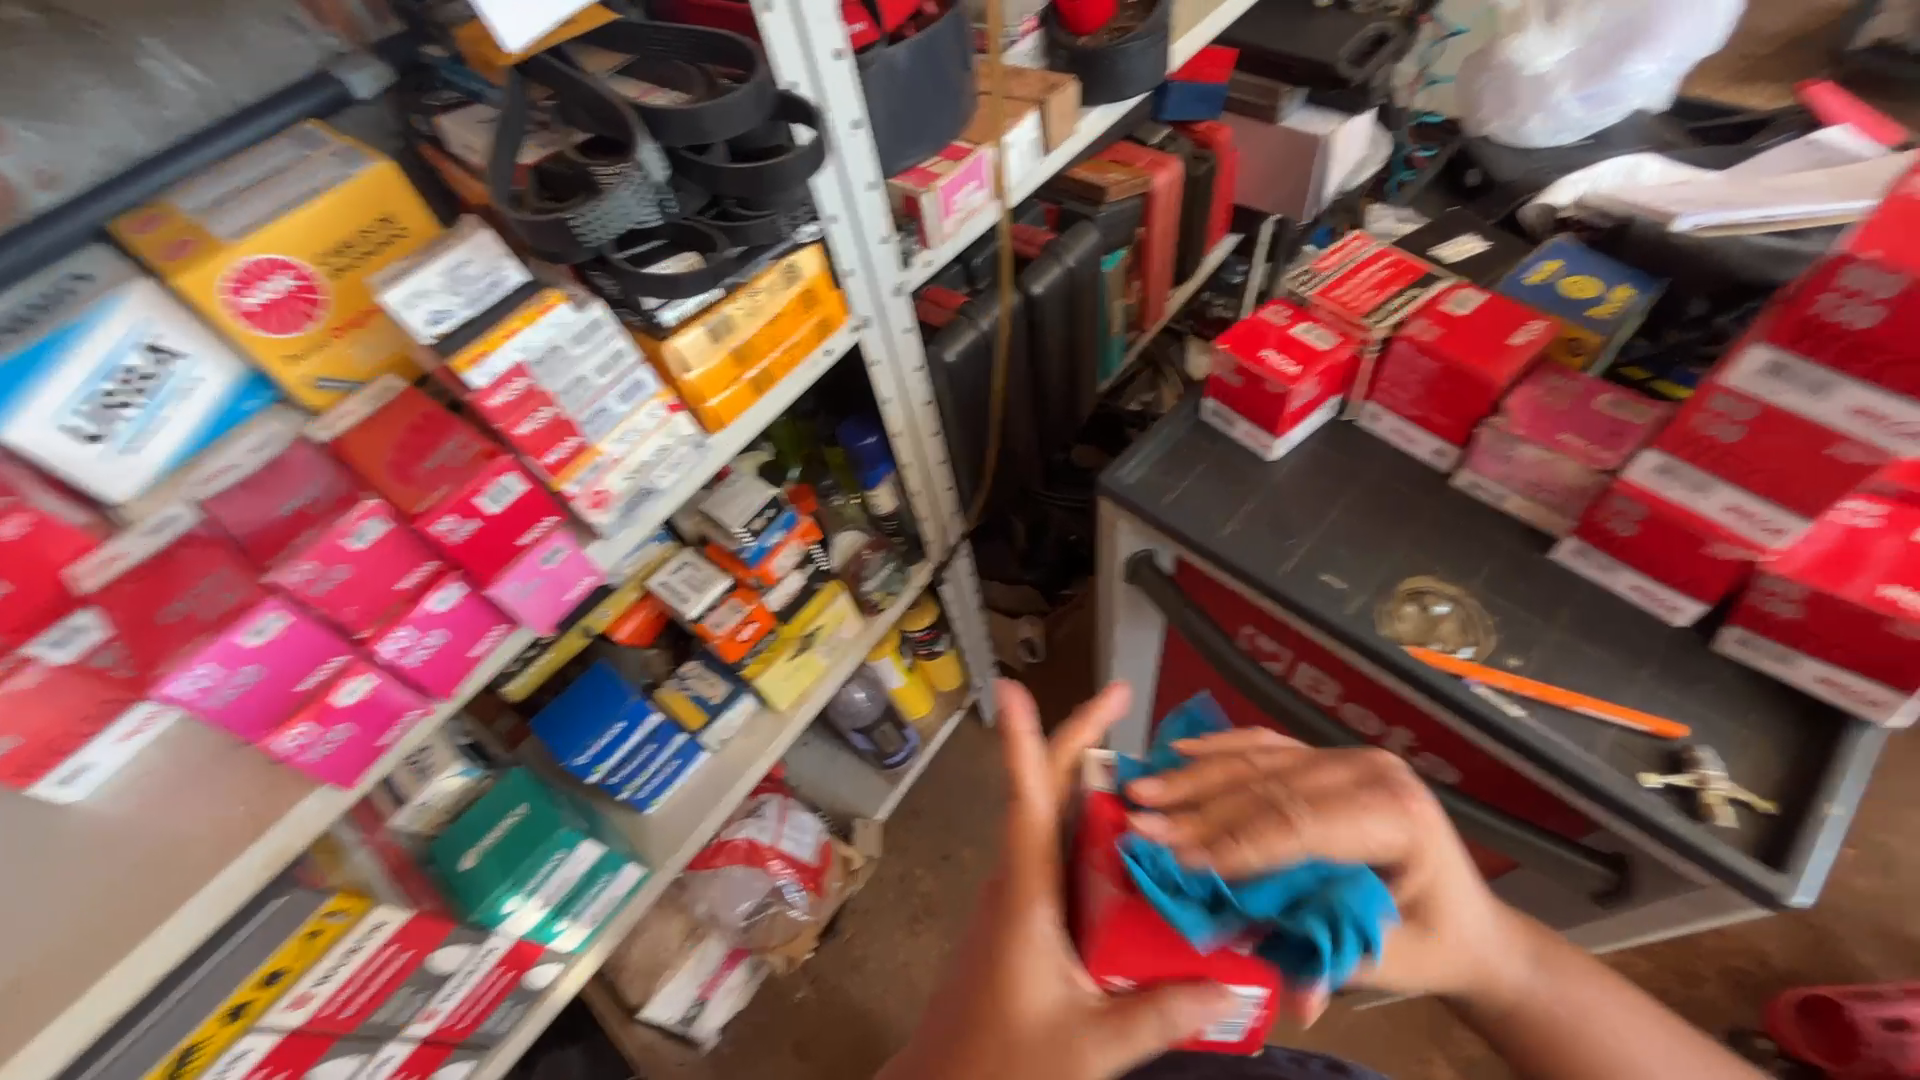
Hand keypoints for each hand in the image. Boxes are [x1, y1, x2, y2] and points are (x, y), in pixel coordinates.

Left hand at [878, 679, 1242, 1079]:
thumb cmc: (1002, 1062)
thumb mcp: (1090, 1045)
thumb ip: (1160, 1013)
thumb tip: (1228, 983)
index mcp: (1027, 892)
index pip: (1024, 797)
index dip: (1022, 738)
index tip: (1017, 685)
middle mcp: (1018, 877)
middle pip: (1045, 789)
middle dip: (1080, 739)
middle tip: (1124, 702)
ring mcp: (1017, 892)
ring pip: (1053, 818)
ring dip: (1091, 784)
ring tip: (1149, 767)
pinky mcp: (1022, 912)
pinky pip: (1059, 853)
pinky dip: (1092, 832)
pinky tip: (1134, 845)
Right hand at [1125, 727, 1524, 1009]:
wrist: (1469, 922)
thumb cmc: (1433, 943)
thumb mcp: (1388, 961)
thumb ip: (1327, 957)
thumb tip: (1273, 982)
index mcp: (1396, 815)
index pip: (1299, 824)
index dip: (1234, 843)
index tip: (1179, 860)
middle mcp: (1371, 771)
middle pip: (1268, 787)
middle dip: (1199, 811)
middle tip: (1142, 824)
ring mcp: (1347, 756)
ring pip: (1258, 759)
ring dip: (1195, 778)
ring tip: (1143, 789)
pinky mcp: (1326, 755)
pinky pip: (1265, 744)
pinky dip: (1219, 748)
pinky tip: (1179, 750)